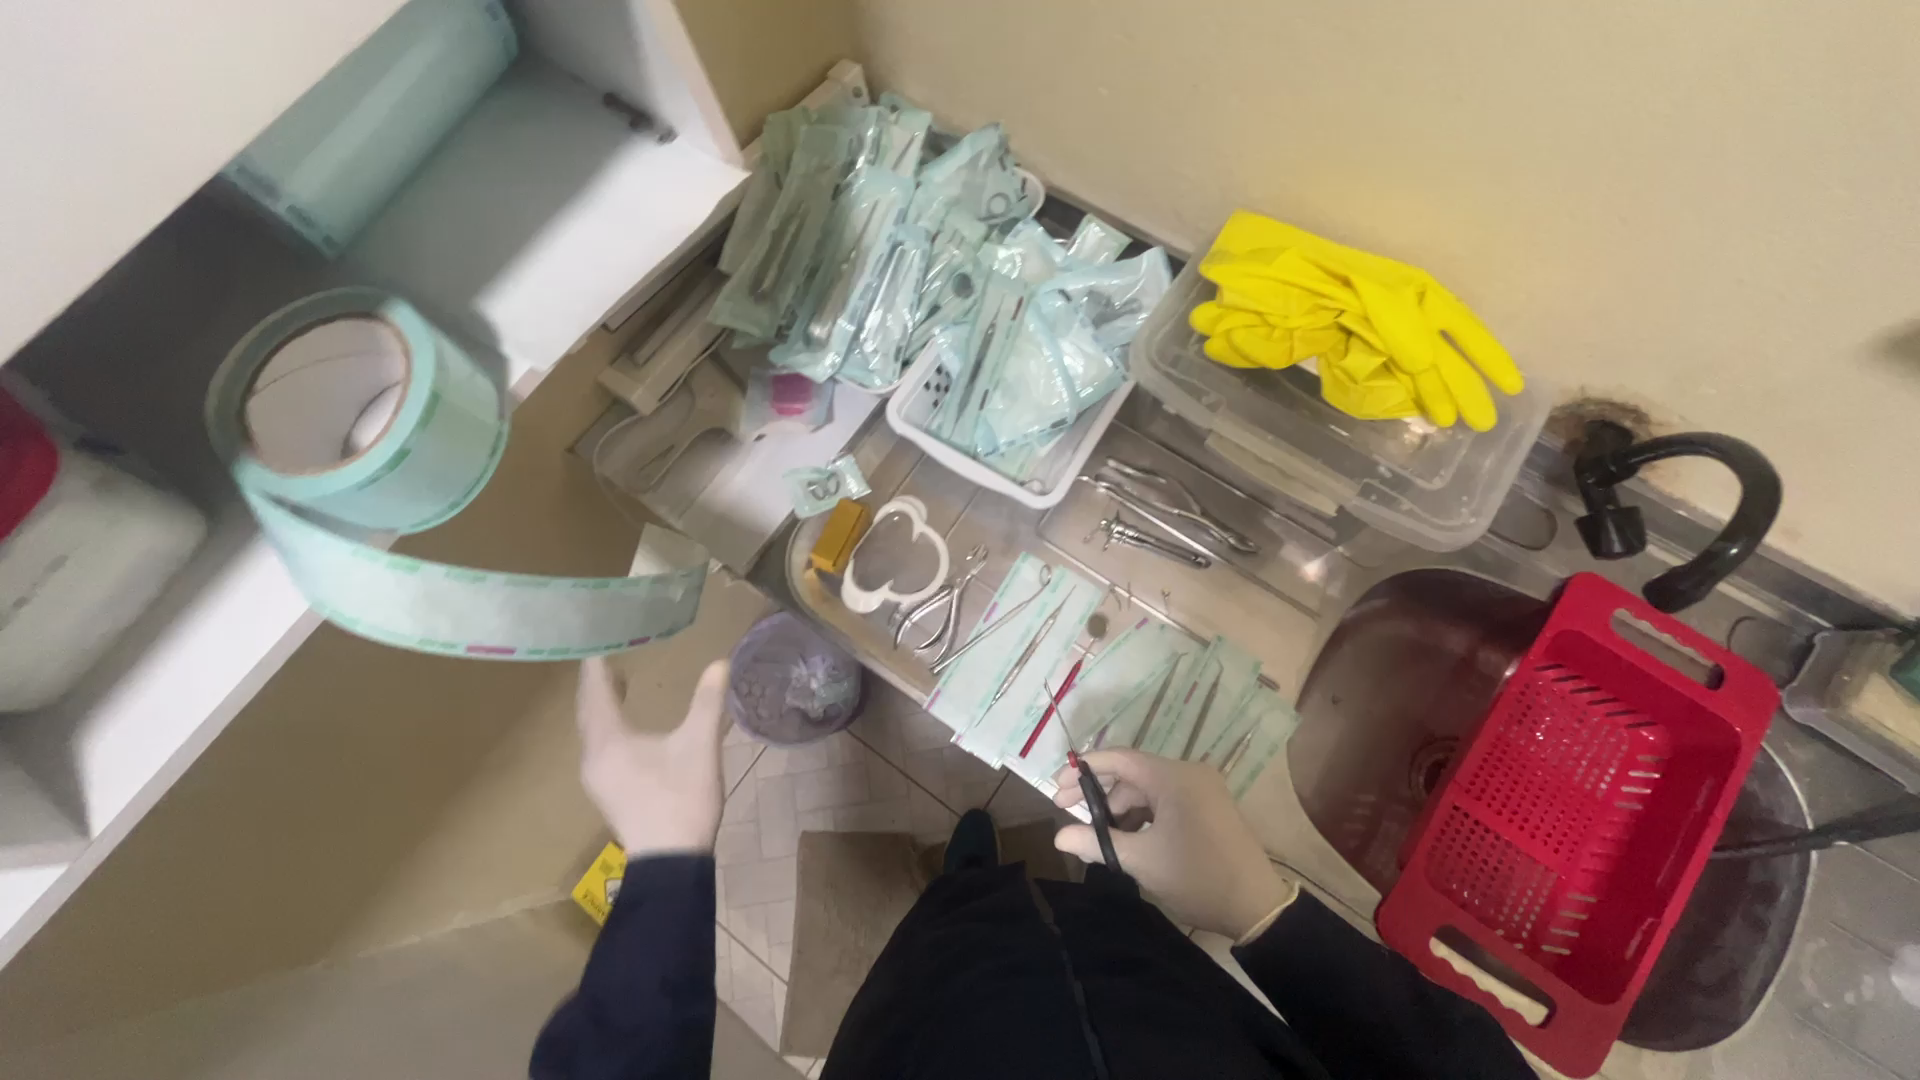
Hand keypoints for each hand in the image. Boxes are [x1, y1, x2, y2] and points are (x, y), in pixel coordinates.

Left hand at [576, 655, 731, 856]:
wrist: (671, 860)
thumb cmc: (682, 798)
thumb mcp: (700, 745)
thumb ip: (708, 702)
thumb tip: (719, 663)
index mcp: (609, 741)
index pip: (595, 691)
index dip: (596, 664)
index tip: (599, 636)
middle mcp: (593, 756)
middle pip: (587, 710)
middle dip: (597, 682)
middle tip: (609, 653)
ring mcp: (597, 777)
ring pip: (592, 730)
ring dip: (601, 704)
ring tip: (616, 682)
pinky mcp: (608, 790)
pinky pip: (599, 745)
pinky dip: (607, 725)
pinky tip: (624, 723)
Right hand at [1053, 749, 1295, 939]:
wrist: (1258, 908)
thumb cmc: (1197, 877)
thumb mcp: (1141, 861)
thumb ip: (1096, 842)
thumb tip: (1057, 839)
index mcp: (1173, 777)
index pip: (1119, 758)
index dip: (1083, 770)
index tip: (1056, 788)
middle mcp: (1188, 773)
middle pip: (1132, 774)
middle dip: (1100, 796)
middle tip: (1069, 816)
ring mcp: (1202, 789)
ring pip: (1148, 790)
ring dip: (1121, 810)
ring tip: (1098, 838)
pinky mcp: (1209, 806)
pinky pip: (1166, 800)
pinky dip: (1144, 816)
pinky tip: (1128, 839)